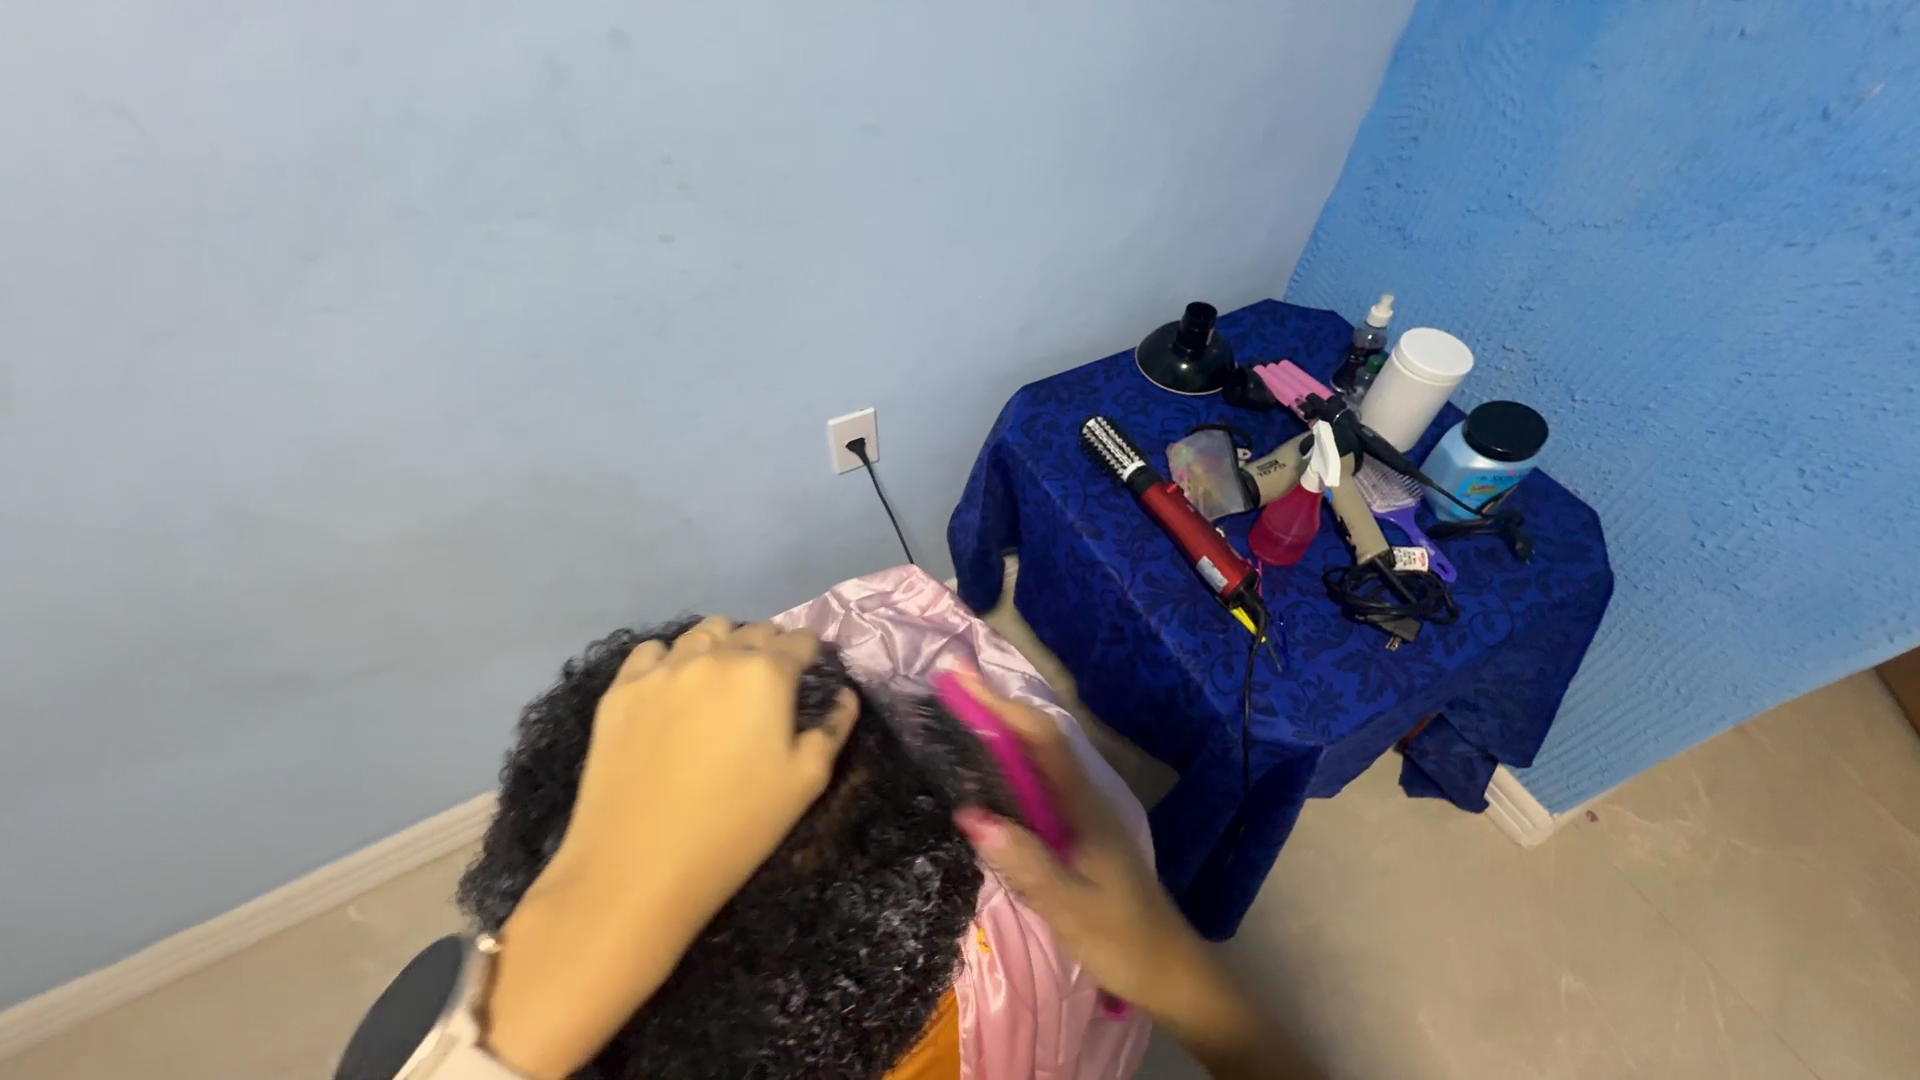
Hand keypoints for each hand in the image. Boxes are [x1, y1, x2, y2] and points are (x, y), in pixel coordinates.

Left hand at [486, 618, 857, 1079]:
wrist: (637, 866)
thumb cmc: (737, 826)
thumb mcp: (807, 782)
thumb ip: (834, 728)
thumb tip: (844, 696)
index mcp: (766, 673)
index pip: (800, 640)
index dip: (811, 653)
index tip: (811, 672)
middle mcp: (716, 656)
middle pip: (753, 630)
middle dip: (770, 646)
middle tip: (770, 683)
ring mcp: (663, 669)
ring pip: (703, 632)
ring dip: (723, 645)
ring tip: (723, 678)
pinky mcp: (621, 689)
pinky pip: (653, 652)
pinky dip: (671, 659)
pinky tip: (673, 688)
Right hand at [948, 675, 1204, 1014]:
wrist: (1169, 970)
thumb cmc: (1122, 938)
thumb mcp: (1069, 906)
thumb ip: (1024, 861)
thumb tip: (969, 814)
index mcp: (1083, 805)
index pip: (1040, 738)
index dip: (1001, 705)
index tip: (963, 679)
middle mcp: (1082, 798)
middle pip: (1037, 739)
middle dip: (995, 707)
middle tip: (950, 687)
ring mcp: (1079, 814)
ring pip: (1036, 760)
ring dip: (1000, 731)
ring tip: (958, 713)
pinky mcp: (1074, 832)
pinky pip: (1035, 786)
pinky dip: (1007, 766)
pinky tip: (985, 774)